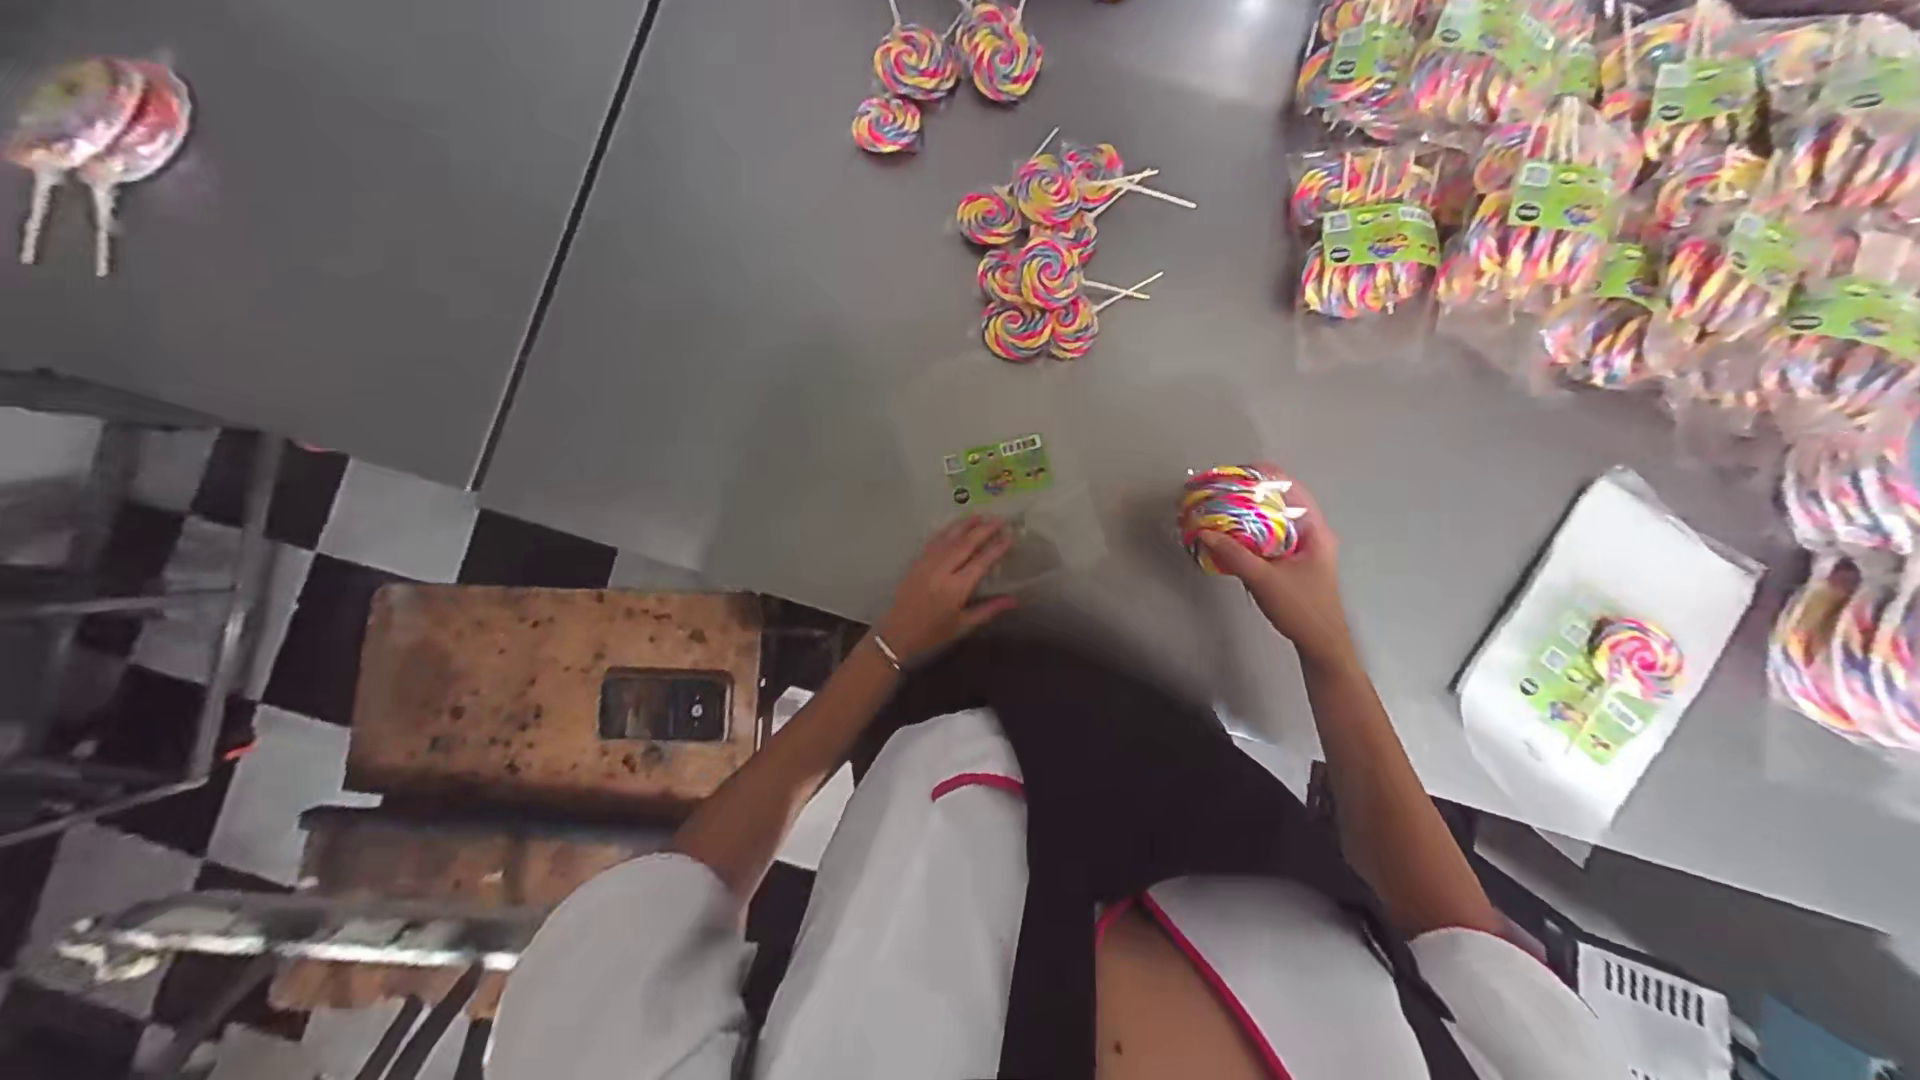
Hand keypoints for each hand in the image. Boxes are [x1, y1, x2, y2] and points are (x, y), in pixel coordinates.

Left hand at [874, 517, 1018, 665]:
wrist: (897, 633)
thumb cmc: (933, 632)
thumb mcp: (963, 625)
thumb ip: (989, 609)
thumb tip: (1014, 600)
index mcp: (955, 588)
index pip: (980, 562)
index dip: (996, 549)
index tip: (1009, 538)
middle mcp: (941, 571)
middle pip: (965, 544)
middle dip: (983, 530)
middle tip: (999, 520)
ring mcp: (927, 564)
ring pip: (948, 538)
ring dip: (965, 525)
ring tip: (980, 515)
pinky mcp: (917, 562)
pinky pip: (934, 541)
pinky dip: (946, 531)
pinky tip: (955, 525)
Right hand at [1195, 469, 1355, 668]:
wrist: (1321, 644)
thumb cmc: (1302, 610)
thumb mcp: (1263, 579)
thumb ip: (1233, 554)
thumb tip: (1205, 533)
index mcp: (1315, 531)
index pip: (1291, 488)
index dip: (1264, 476)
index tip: (1235, 474)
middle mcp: (1312, 534)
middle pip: (1281, 502)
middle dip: (1250, 495)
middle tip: (1221, 494)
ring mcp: (1305, 549)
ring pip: (1274, 521)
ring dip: (1248, 516)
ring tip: (1220, 512)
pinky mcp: (1294, 562)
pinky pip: (1270, 538)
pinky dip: (1250, 534)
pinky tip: (1230, 539)